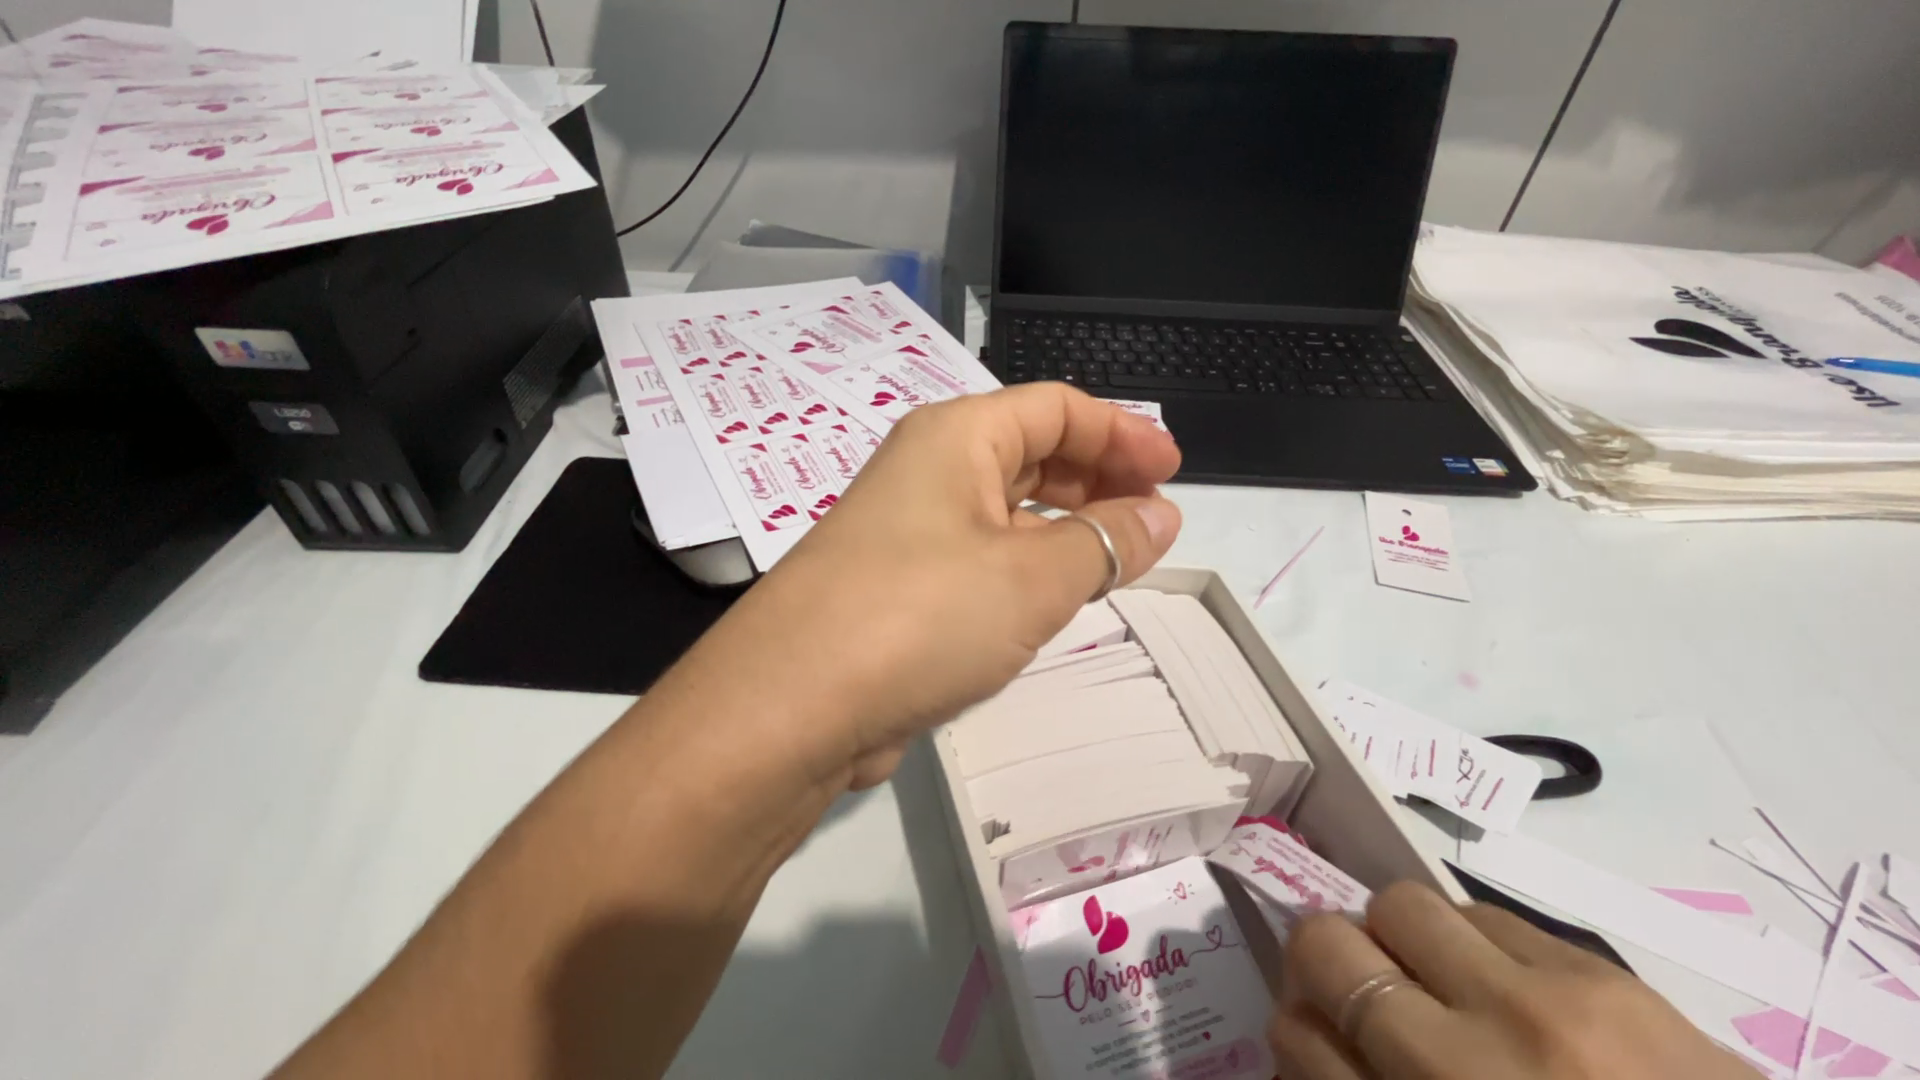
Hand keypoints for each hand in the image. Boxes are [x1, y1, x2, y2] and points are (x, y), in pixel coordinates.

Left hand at [698, 383, 1181, 789]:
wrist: (792, 707)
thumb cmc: (921, 615)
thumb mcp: (1032, 577)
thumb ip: (1106, 542)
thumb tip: (1160, 515)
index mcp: (955, 438)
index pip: (1055, 408)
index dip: (1122, 431)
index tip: (1173, 472)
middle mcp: (926, 472)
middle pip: (1029, 452)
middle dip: (1097, 477)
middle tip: (1153, 517)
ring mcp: (907, 532)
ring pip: (1005, 511)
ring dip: (1064, 527)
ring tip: (1117, 559)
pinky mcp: (898, 589)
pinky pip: (979, 559)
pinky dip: (1025, 568)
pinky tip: (1052, 600)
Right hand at [1269, 882, 1759, 1078]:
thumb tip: (1314, 1036)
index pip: (1298, 1036)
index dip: (1296, 1030)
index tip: (1317, 1039)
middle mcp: (1470, 1063)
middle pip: (1328, 943)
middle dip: (1325, 962)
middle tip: (1361, 993)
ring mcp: (1541, 1009)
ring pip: (1403, 905)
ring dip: (1403, 941)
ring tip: (1440, 982)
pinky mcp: (1607, 979)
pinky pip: (1490, 916)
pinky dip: (1475, 945)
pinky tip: (1511, 992)